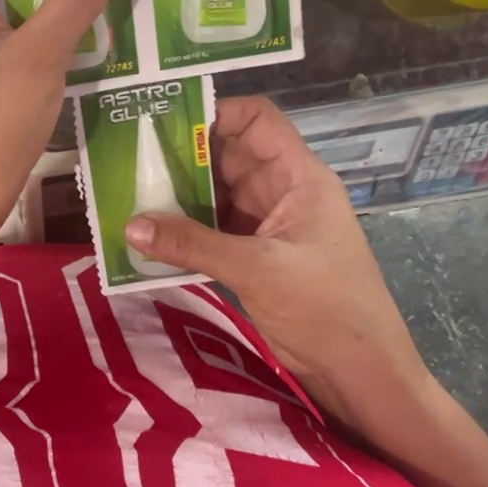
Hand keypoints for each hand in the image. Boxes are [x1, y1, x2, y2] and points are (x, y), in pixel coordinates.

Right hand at [123, 96, 439, 441]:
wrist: (361, 374)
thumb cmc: (328, 309)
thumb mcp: (258, 270)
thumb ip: (192, 244)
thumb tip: (128, 225)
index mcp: (299, 178)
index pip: (257, 121)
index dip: (214, 112)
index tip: (161, 120)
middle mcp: (280, 192)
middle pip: (226, 154)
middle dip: (180, 153)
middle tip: (127, 156)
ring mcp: (264, 224)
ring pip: (213, 192)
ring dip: (174, 194)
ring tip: (126, 191)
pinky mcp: (251, 255)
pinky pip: (208, 228)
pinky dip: (179, 228)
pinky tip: (145, 232)